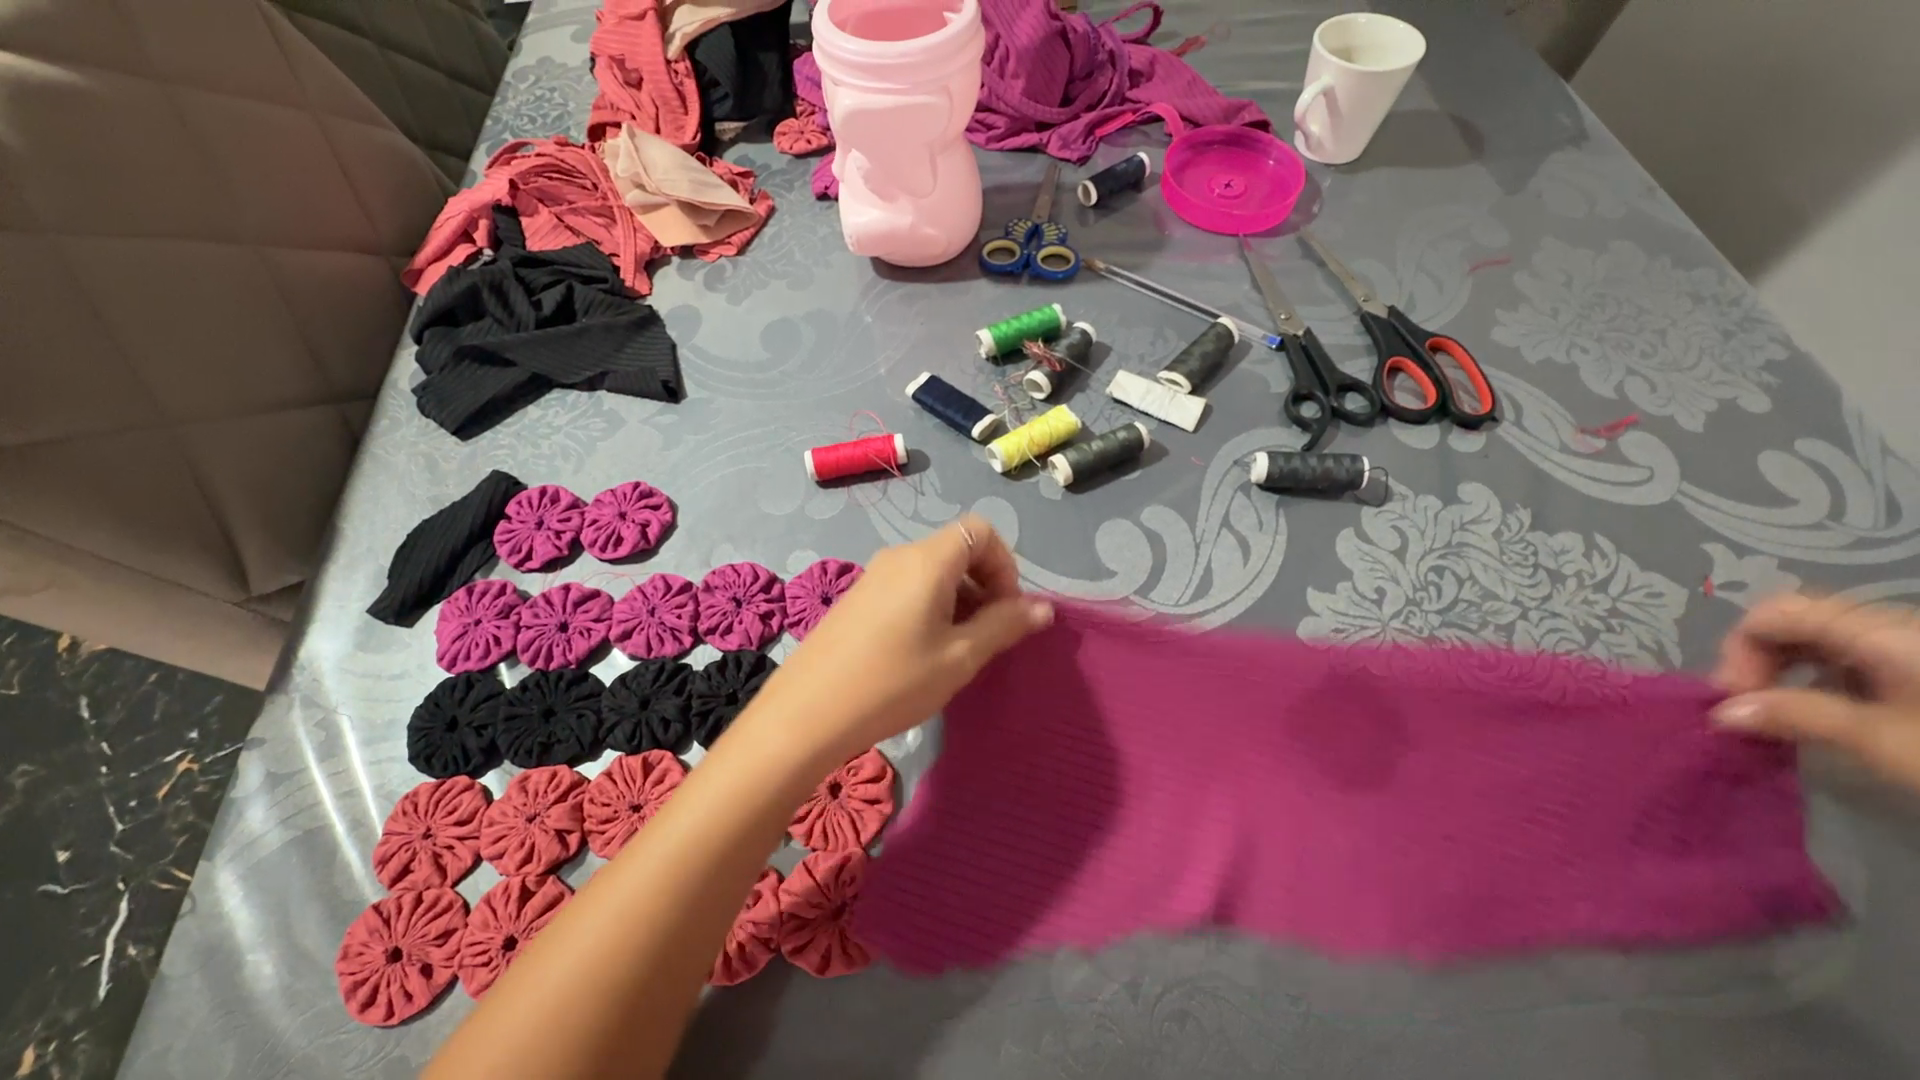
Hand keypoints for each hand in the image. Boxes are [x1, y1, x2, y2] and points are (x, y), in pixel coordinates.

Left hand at [748, 515, 1052, 760]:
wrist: (807, 712)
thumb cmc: (893, 682)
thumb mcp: (960, 657)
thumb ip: (1005, 625)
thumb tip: (1043, 607)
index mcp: (928, 560)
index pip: (981, 531)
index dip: (1005, 565)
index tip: (1006, 610)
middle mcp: (899, 557)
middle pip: (957, 549)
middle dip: (985, 585)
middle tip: (987, 636)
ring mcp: (873, 577)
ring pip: (932, 572)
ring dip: (959, 600)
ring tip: (957, 651)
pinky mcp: (857, 599)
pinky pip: (907, 588)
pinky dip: (930, 608)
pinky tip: (922, 655)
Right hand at [1712, 593, 1919, 792]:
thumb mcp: (1884, 742)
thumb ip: (1799, 718)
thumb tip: (1723, 712)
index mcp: (1880, 633)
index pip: (1776, 613)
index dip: (1741, 649)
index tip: (1736, 699)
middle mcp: (1891, 628)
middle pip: (1796, 620)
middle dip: (1758, 659)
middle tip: (1750, 708)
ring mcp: (1909, 646)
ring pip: (1820, 639)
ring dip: (1785, 669)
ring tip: (1780, 713)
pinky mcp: (1919, 669)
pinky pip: (1850, 656)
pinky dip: (1818, 677)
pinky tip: (1823, 713)